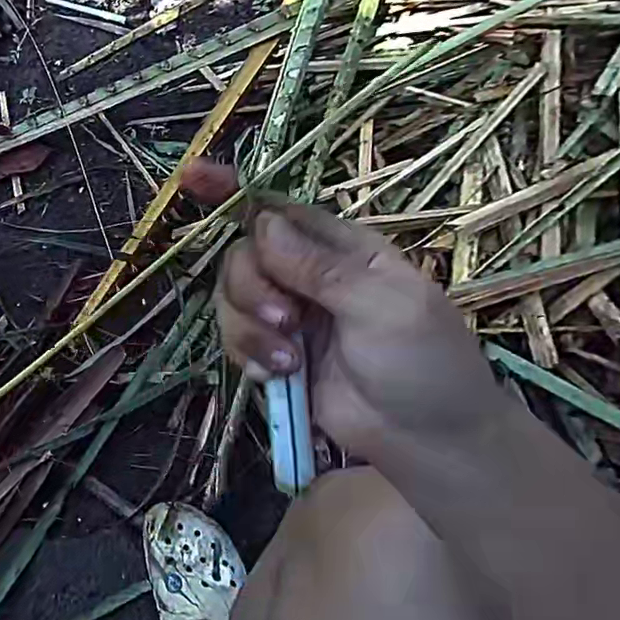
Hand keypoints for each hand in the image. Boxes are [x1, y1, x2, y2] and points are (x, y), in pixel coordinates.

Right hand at [184, 160, 505, 454]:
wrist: (428, 442)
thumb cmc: (425, 363)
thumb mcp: (384, 306)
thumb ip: (320, 267)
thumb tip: (261, 223)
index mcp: (341, 248)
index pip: (279, 208)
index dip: (233, 189)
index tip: (191, 176)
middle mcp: (306, 275)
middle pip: (243, 256)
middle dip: (252, 288)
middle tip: (286, 320)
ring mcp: (286, 316)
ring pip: (231, 298)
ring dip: (250, 329)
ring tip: (289, 361)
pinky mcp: (272, 353)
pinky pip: (233, 338)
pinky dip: (248, 355)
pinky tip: (278, 376)